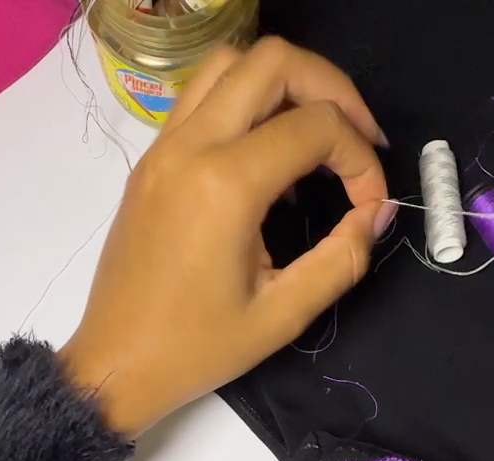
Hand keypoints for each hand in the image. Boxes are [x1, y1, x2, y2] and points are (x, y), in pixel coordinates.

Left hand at [60, 39, 392, 436]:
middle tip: (359, 140)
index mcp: (225, 186)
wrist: (116, 364)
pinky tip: (268, 156)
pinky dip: (246, 104)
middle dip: (333, 91)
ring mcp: (163, 148)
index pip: (315, 128)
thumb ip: (341, 260)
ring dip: (286, 85)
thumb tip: (376, 214)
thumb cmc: (196, 350)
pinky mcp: (150, 162)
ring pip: (232, 65)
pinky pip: (203, 98)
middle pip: (274, 62)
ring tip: (315, 137)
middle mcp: (190, 147)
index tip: (369, 206)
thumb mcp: (281, 317)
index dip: (361, 160)